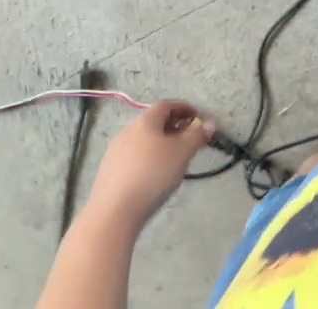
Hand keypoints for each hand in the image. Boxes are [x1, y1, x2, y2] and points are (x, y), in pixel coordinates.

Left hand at [85, 101, 216, 227]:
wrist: (113, 213)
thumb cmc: (153, 175)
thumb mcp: (183, 153)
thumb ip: (197, 135)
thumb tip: (209, 123)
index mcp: (145, 121)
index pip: (166, 105)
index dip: (184, 108)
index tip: (197, 118)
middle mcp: (127, 131)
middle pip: (153, 122)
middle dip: (173, 127)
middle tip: (188, 139)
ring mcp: (114, 152)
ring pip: (142, 140)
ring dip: (159, 143)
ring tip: (173, 159)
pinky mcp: (108, 172)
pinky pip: (133, 156)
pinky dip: (147, 157)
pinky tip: (153, 175)